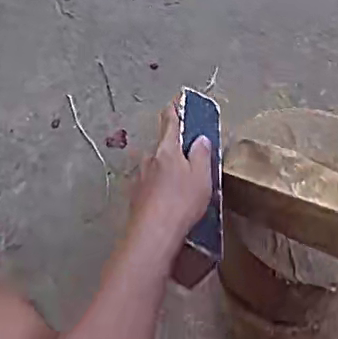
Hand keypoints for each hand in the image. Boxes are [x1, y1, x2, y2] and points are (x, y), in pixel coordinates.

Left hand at [128, 100, 213, 248]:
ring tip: (180, 188)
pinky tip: (168, 205)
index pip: (170, 120)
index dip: (175, 109)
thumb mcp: (202, 176)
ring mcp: (139, 179)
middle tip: (189, 160)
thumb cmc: (181, 202)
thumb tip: (200, 139)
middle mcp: (149, 159)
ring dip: (165, 172)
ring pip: (155, 168)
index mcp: (167, 148)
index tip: (177, 101)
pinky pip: (150, 187)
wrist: (152, 237)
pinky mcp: (135, 200)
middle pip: (163, 147)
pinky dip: (159, 190)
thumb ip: (202, 154)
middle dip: (174, 150)